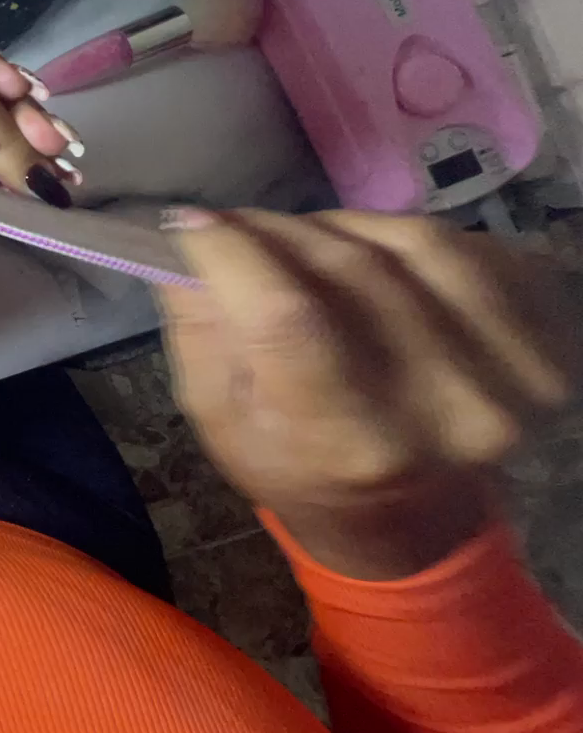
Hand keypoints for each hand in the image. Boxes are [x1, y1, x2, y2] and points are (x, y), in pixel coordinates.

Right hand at [158, 209, 580, 578]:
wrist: (398, 508)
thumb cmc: (283, 459)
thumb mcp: (211, 410)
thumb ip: (198, 331)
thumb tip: (186, 253)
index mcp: (344, 440)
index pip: (285, 318)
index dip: (230, 254)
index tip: (186, 223)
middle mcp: (445, 410)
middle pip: (350, 271)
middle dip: (273, 230)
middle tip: (229, 223)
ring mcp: (515, 378)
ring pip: (416, 245)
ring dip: (336, 224)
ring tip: (294, 238)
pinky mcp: (552, 346)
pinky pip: (473, 250)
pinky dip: (400, 234)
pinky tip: (361, 254)